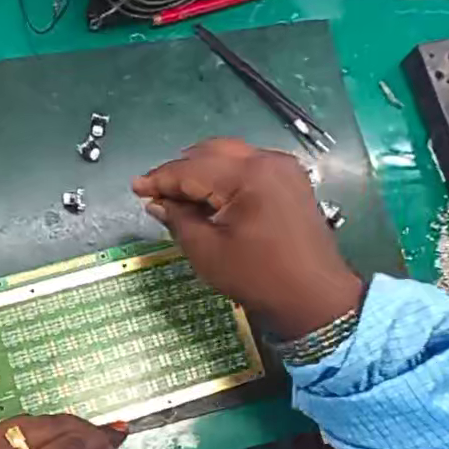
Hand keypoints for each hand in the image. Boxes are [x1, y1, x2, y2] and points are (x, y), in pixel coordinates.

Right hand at [131, 138, 364, 338]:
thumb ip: (178, 220)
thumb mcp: (207, 252)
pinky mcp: (290, 181)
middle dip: (180, 170)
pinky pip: (249, 167)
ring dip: (202, 171)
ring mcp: (283, 168)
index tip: (136, 188)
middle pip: (212, 152)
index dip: (160, 179)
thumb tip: (157, 204)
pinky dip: (224, 177)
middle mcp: (268, 161)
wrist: (312, 296)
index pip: (192, 169)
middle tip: (155, 192)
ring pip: (231, 156)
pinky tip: (209, 198)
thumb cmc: (256, 277)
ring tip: (178, 196)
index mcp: (247, 176)